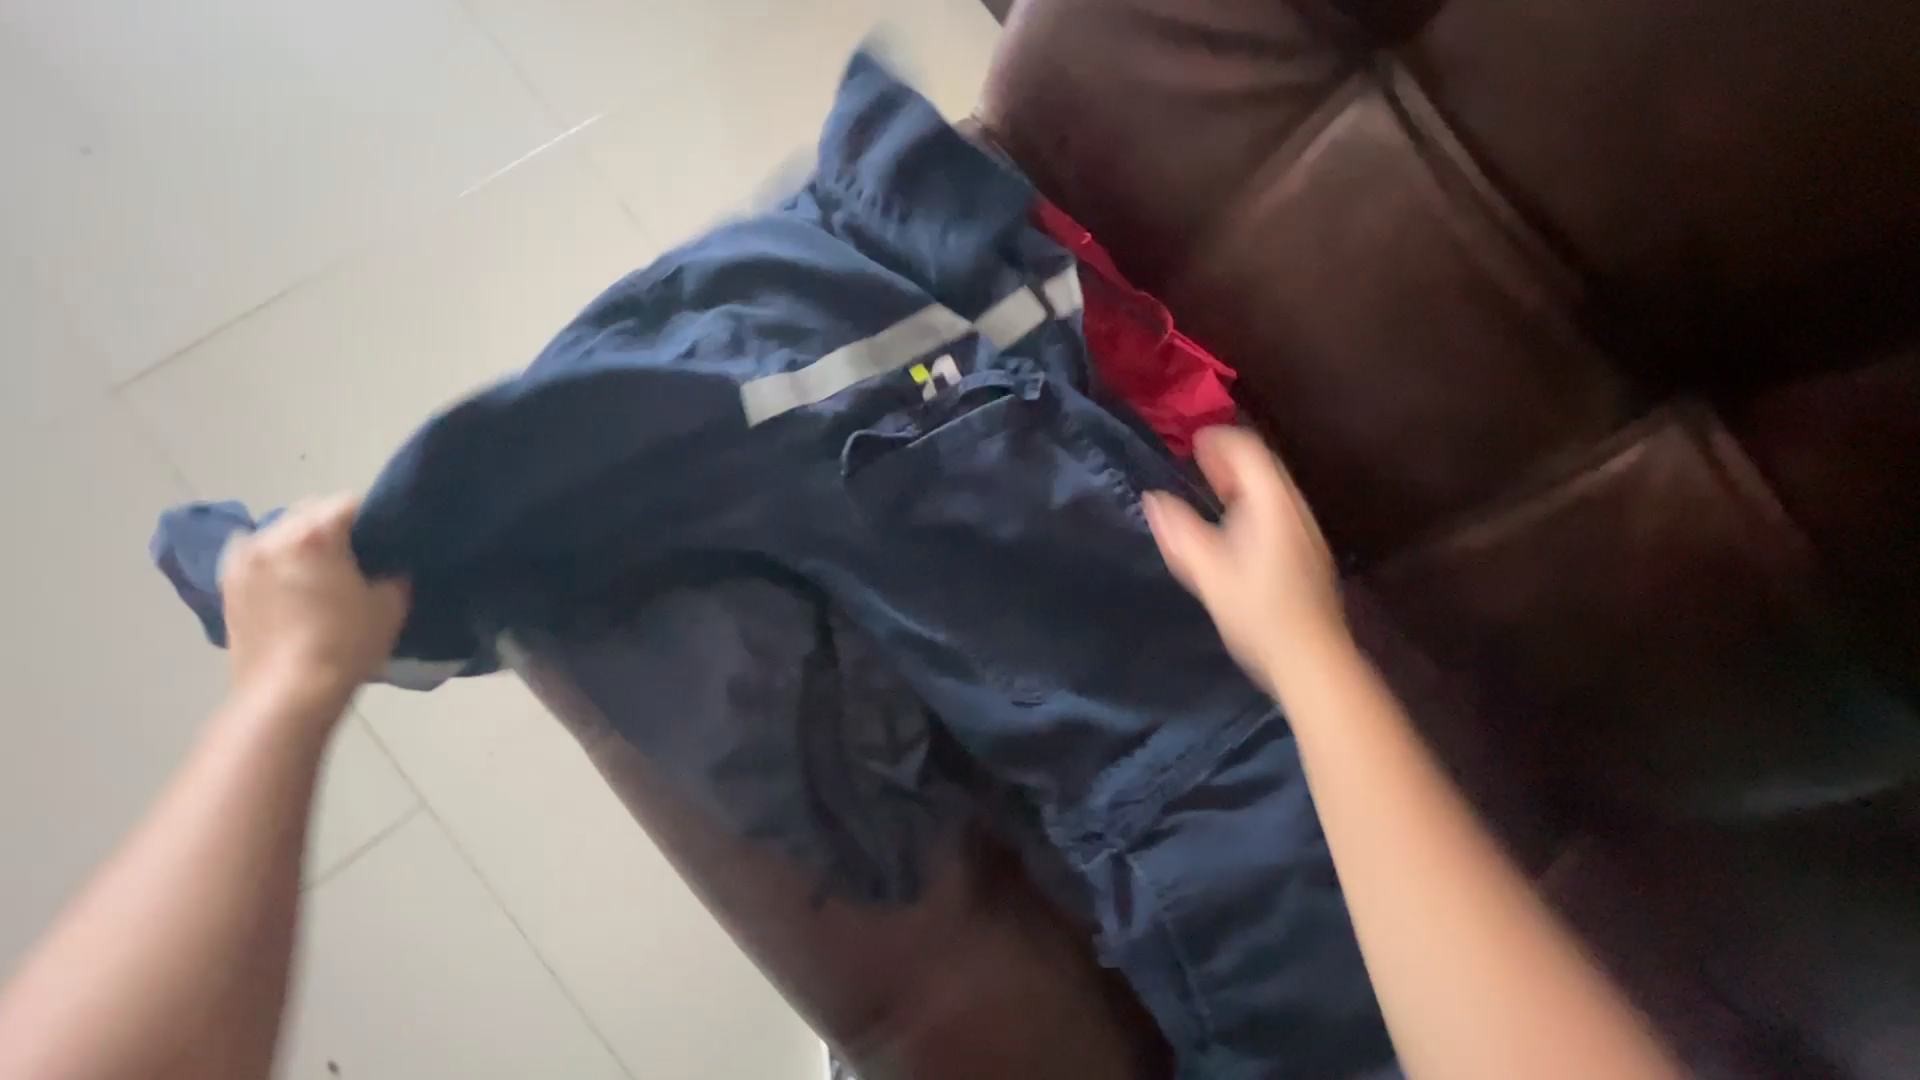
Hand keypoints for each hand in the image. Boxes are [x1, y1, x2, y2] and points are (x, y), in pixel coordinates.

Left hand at [222, 494, 408, 707]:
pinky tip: (295, 583)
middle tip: (362, 553)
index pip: (350, 502)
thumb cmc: (347, 643)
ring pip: (281, 531)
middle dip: (336, 524)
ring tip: (325, 570)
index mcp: (314, 535)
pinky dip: (278, 560)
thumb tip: (389, 564)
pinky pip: (258, 555)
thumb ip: (392, 572)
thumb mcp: (391, 603)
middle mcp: (271, 537)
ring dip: (304, 541)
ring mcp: (241, 561)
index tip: (390, 537)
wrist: (288, 693)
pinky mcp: (227, 585)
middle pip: (310, 511)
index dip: (375, 516)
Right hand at [1143, 427, 1345, 691]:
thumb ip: (1180, 532)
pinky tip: (1234, 528)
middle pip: (1264, 468)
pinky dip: (1252, 504)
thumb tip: (1153, 499)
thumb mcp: (1209, 572)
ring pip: (1272, 492)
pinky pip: (1277, 511)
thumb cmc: (1258, 612)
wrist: (1311, 658)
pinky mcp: (1306, 554)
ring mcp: (1305, 532)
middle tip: (1197, 461)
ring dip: (1241, 483)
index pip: (1249, 452)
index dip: (1220, 440)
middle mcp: (1294, 510)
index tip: (1192, 440)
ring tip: (1211, 490)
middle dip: (1229, 460)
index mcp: (1272, 506)